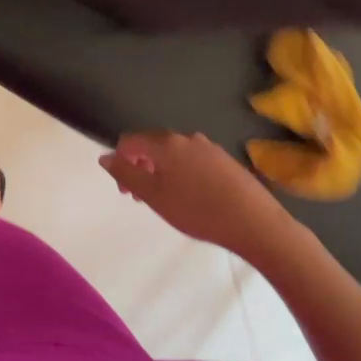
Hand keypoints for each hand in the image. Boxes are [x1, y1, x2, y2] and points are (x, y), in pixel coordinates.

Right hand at [100, 131, 301, 264]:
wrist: (255, 222)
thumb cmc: (198, 211)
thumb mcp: (154, 197)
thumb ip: (126, 174)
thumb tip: (105, 156)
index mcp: (165, 143)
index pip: (129, 141)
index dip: (120, 163)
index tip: (125, 191)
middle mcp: (186, 138)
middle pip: (151, 145)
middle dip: (140, 168)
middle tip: (143, 199)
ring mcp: (208, 147)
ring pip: (173, 154)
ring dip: (161, 172)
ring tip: (168, 201)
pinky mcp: (225, 160)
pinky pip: (193, 160)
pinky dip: (182, 174)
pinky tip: (193, 198)